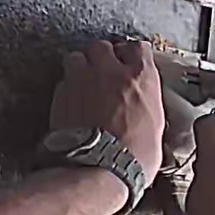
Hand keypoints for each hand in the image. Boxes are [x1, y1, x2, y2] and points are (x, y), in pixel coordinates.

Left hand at [49, 40, 165, 181]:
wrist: (98, 168)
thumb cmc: (132, 155)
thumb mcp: (155, 128)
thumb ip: (146, 106)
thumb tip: (142, 111)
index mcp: (140, 77)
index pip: (137, 48)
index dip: (130, 56)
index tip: (127, 64)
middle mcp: (109, 71)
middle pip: (101, 47)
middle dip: (100, 57)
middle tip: (101, 72)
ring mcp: (81, 80)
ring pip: (76, 57)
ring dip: (79, 68)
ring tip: (82, 84)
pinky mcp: (60, 96)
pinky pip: (62, 82)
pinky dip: (66, 89)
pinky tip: (70, 103)